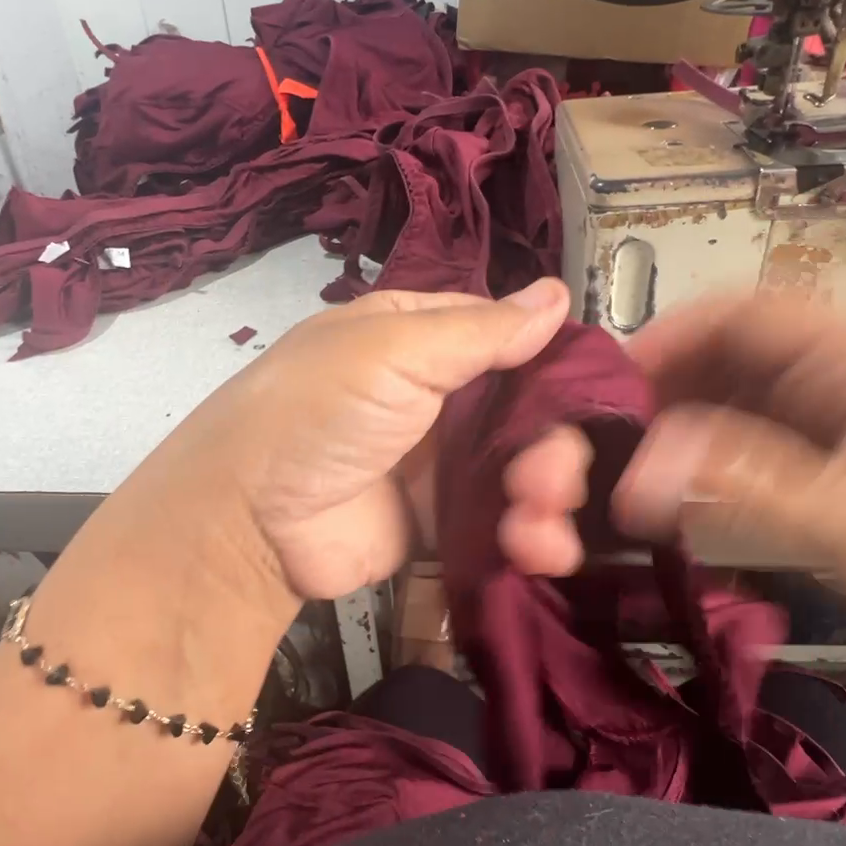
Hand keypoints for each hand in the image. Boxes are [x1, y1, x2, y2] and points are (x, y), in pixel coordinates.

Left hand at [103, 279, 572, 609]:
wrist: (250, 521)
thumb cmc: (319, 412)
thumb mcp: (393, 350)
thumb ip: (480, 332)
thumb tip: (558, 293)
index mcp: (424, 339)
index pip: (512, 340)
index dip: (558, 368)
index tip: (595, 397)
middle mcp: (439, 397)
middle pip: (528, 415)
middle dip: (553, 449)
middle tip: (549, 480)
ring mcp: (440, 465)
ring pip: (522, 473)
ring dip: (546, 499)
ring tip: (538, 524)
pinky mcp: (440, 525)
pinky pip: (501, 525)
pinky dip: (529, 539)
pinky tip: (540, 552)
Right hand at [507, 294, 845, 650]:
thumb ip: (743, 490)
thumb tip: (635, 476)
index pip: (742, 315)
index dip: (666, 341)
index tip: (606, 390)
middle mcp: (836, 369)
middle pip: (721, 359)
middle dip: (655, 398)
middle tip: (602, 448)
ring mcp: (825, 413)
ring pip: (722, 402)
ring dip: (668, 434)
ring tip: (620, 477)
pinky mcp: (817, 454)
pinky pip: (736, 443)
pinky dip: (694, 465)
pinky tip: (666, 498)